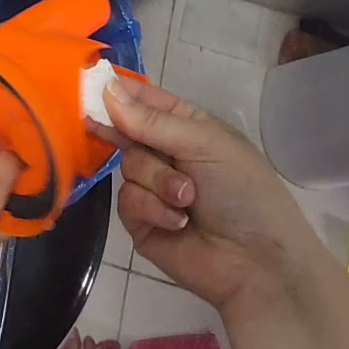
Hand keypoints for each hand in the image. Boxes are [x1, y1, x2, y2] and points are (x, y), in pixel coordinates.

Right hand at [103, 77, 325, 313]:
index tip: (90, 82)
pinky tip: (178, 221)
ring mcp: (151, 187)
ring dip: (157, 180)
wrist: (259, 266)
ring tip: (187, 199)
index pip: (144, 99)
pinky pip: (127, 199)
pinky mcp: (141, 221)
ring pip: (127, 165)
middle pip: (125, 129)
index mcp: (185, 126)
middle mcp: (165, 152)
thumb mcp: (206, 144)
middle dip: (126, 131)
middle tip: (95, 121)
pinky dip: (152, 207)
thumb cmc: (243, 191)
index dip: (118, 89)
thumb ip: (152, 121)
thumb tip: (106, 88)